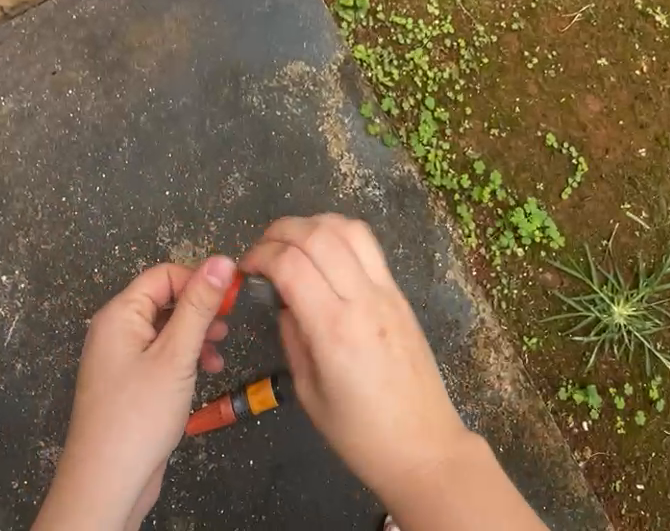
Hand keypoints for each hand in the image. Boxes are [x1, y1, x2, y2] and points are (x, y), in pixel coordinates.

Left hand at [33, 256, 234, 530]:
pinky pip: (161, 353)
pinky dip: (184, 356)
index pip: (164, 274)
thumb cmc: (140, 414)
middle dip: (199, 309)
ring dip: (196, 334)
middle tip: (229, 325)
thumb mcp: (177, 355)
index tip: (231, 298)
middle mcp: (116, 329)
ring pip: (166, 327)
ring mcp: (120, 358)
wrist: (106, 486)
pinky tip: (205, 371)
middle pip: (165, 299)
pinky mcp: (129, 382)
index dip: (199, 280)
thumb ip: (199, 305)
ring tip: (220, 351)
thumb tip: (222, 259)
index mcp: (120, 314)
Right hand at [240, 215, 472, 501]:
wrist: (424, 445)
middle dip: (280, 230)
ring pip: (349, 229)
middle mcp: (362, 299)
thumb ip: (292, 337)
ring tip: (292, 242)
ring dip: (313, 224)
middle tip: (261, 248)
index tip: (245, 269)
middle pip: (318, 235)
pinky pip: (369, 245)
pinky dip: (339, 234)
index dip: (260, 256)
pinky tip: (324, 251)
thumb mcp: (309, 393)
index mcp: (334, 329)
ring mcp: (386, 290)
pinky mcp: (399, 292)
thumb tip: (283, 301)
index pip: (290, 264)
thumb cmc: (360, 434)